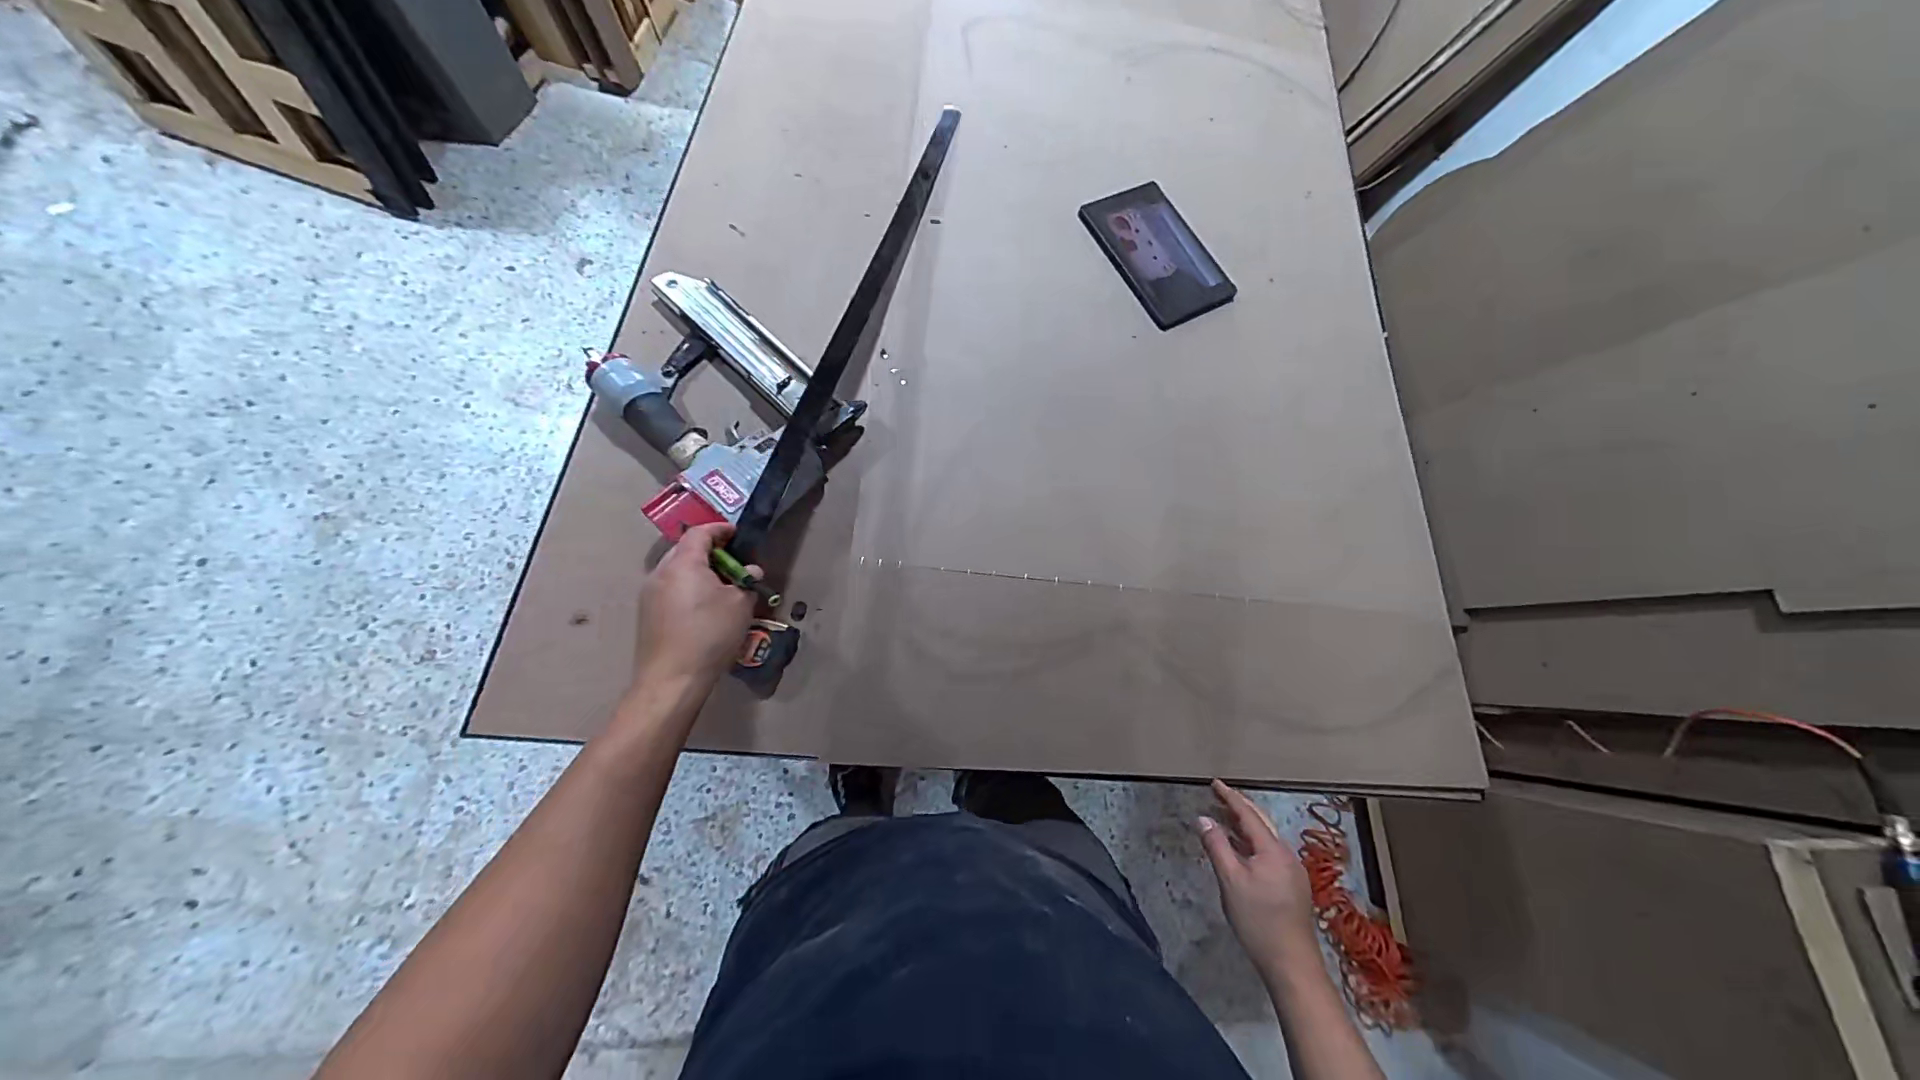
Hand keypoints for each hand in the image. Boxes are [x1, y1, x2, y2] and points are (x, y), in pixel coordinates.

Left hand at [630, 523, 760, 694]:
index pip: (699, 533)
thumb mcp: (740, 604)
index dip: (719, 529)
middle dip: (709, 551)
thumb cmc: (710, 634)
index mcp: (683, 563)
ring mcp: (649, 594)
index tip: (736, 534)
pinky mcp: (647, 615)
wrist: (672, 678)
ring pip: (676, 571)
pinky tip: (703, 607)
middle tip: (731, 562)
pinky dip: (687, 588)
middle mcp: (660, 573)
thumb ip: (746, 581)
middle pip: (684, 550)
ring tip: (720, 586)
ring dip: (698, 571)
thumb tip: (749, 571)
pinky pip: (670, 589)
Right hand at [1198, 779, 1317, 976]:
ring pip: (1265, 838)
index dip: (1230, 797)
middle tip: (1218, 795)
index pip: (1248, 815)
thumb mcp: (1230, 881)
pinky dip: (1251, 842)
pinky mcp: (1292, 886)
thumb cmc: (1258, 920)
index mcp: (1273, 850)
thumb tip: (1204, 819)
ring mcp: (1292, 872)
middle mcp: (1286, 855)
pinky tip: (1240, 848)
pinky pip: (1269, 852)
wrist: (1292, 963)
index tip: (1215, 783)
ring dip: (1244, 825)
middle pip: (1261, 823)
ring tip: (1224, 817)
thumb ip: (1216, 846)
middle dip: (1239, 807)